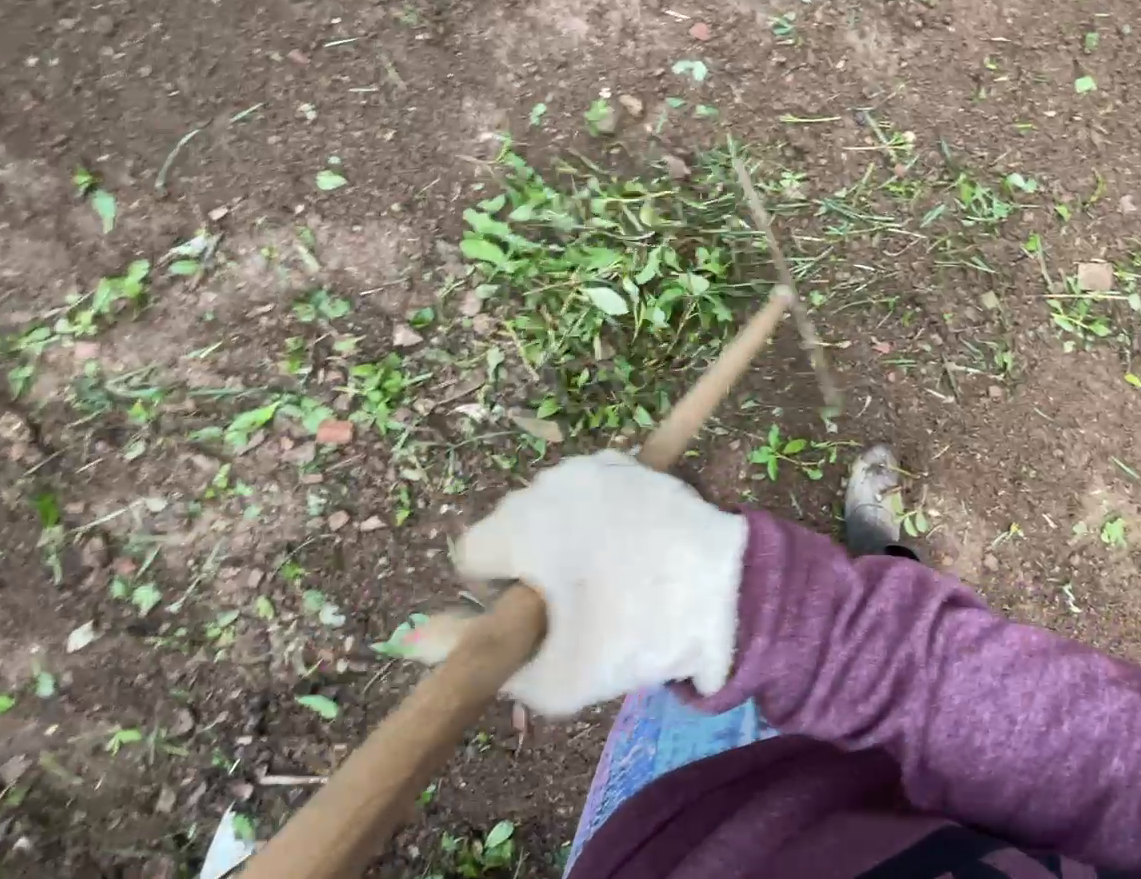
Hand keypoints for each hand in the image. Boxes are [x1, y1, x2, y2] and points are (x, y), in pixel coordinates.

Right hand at [406, 451, 747, 715]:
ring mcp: (597, 465)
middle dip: (532, 563)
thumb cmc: (637, 633)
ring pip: (553, 508)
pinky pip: (592, 493)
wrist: (729, 592)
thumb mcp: (551, 675)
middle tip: (582, 602)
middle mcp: (551, 481)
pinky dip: (600, 516)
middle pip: (513, 527)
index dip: (495, 596)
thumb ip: (472, 657)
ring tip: (612, 575)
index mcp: (521, 523)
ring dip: (566, 538)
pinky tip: (633, 546)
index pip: (470, 557)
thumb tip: (411, 639)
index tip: (538, 618)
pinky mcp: (635, 466)